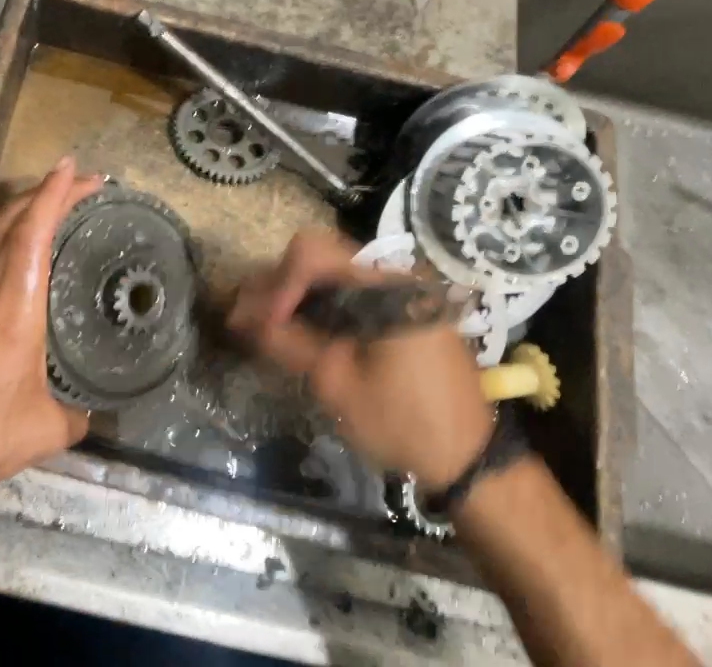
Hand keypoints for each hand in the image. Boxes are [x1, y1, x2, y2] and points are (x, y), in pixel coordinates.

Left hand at [0, 157, 102, 499]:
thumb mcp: (47, 429)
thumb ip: (75, 414)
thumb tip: (88, 409)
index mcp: (15, 309)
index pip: (33, 235)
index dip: (54, 197)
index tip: (75, 171)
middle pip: (13, 223)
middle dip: (48, 193)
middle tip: (82, 182)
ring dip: (17, 203)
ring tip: (44, 188)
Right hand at [229, 227, 492, 488]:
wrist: (470, 458)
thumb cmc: (402, 423)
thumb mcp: (336, 384)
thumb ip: (287, 342)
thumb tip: (241, 315)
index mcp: (383, 287)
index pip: (310, 253)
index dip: (277, 283)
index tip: (262, 323)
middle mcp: (394, 277)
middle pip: (320, 258)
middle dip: (279, 287)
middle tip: (247, 321)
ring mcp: (403, 292)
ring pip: (334, 275)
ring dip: (297, 297)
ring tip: (265, 328)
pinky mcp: (405, 310)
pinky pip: (353, 292)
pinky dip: (323, 307)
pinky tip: (300, 332)